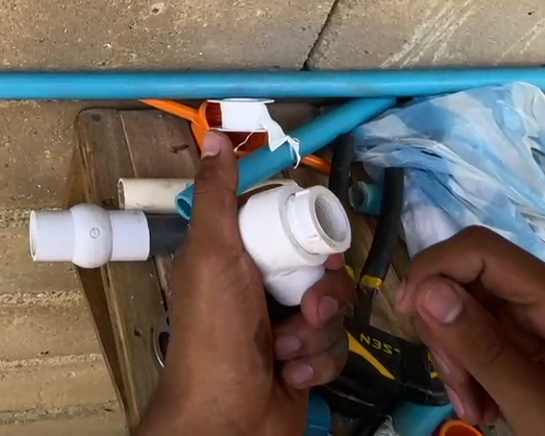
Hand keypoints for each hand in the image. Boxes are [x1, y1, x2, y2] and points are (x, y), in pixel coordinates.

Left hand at [138, 131, 353, 435]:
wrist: (230, 418)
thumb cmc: (215, 330)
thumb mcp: (212, 251)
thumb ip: (217, 195)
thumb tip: (214, 137)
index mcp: (231, 251)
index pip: (281, 223)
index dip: (304, 232)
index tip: (319, 245)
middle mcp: (256, 281)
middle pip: (317, 266)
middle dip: (320, 292)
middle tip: (307, 307)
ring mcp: (280, 320)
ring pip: (330, 307)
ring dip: (315, 332)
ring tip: (287, 349)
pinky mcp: (302, 357)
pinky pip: (332, 345)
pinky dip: (317, 361)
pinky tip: (293, 373)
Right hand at [397, 226, 544, 434]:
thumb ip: (489, 354)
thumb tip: (425, 289)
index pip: (484, 250)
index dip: (435, 267)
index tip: (405, 314)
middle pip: (472, 276)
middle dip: (445, 322)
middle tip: (454, 386)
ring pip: (469, 304)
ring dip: (454, 349)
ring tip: (471, 406)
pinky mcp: (543, 344)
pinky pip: (483, 332)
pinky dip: (468, 363)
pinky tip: (480, 404)